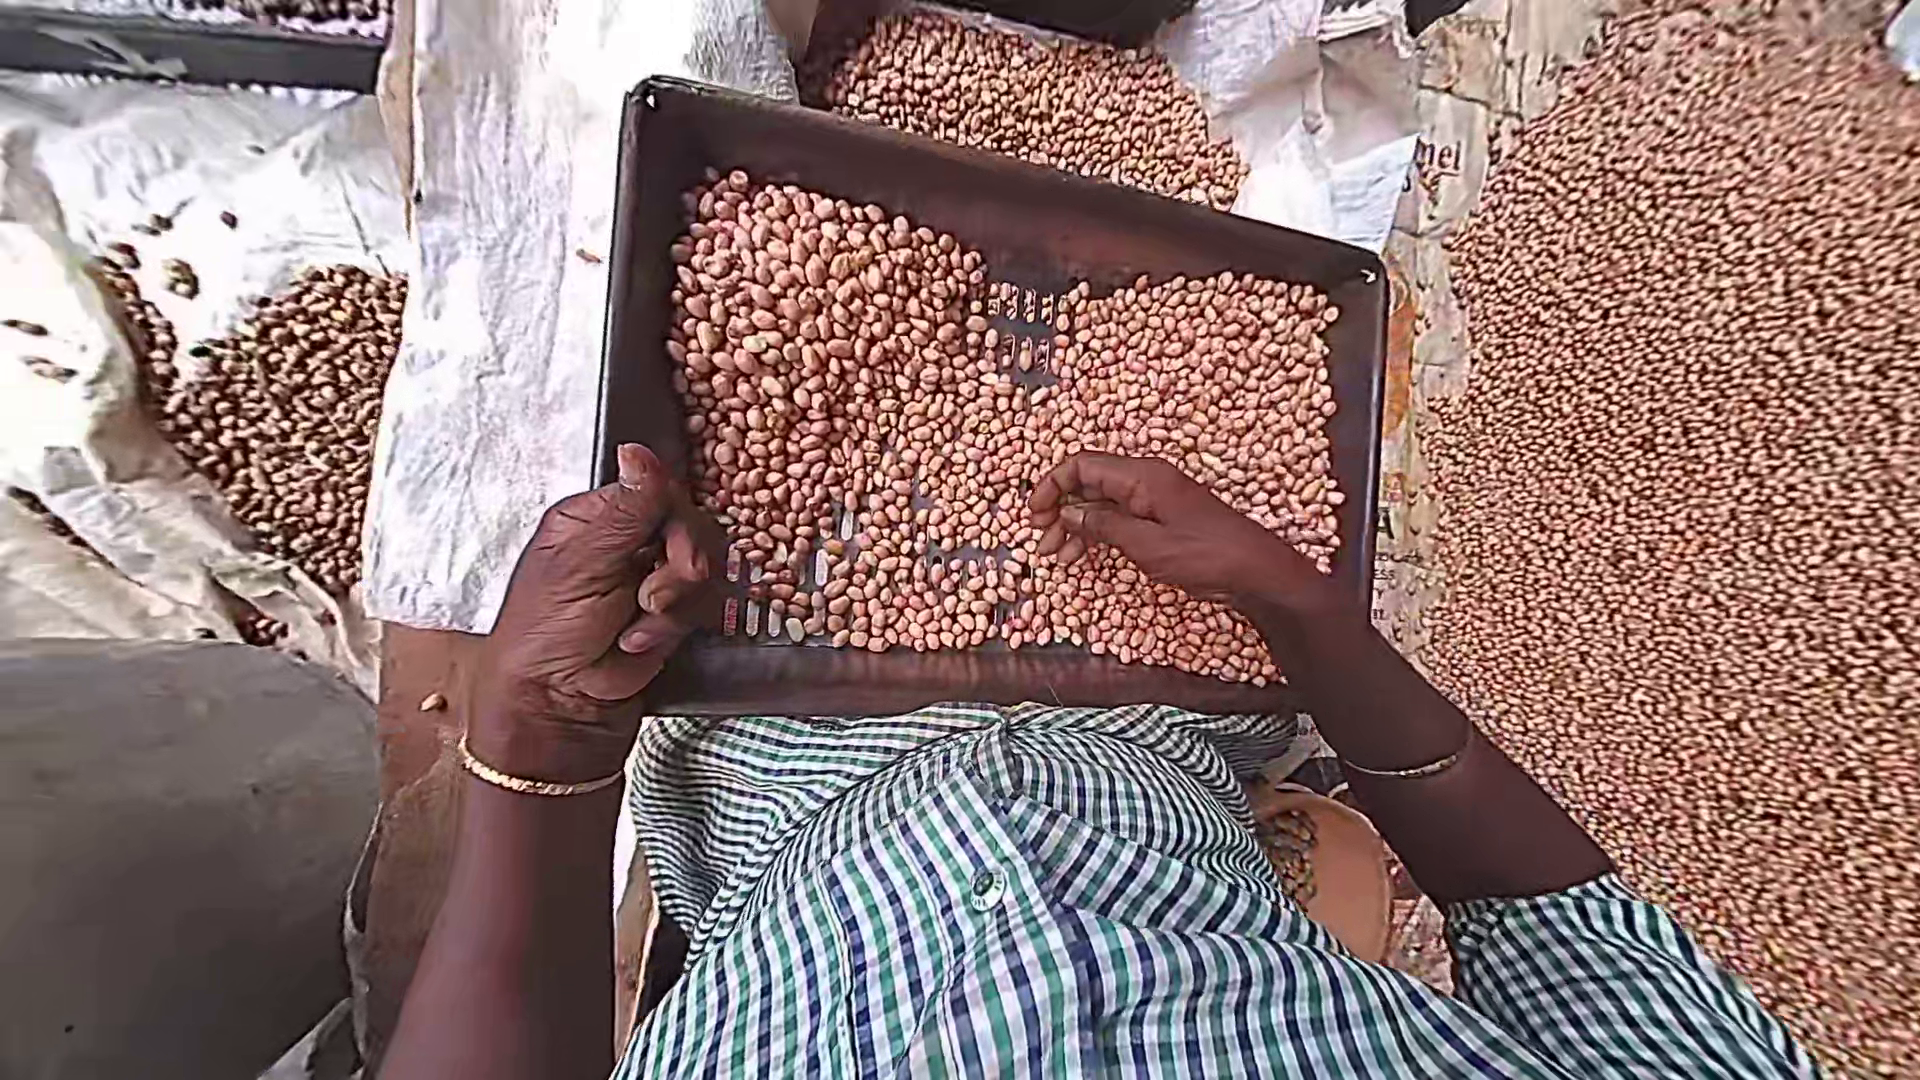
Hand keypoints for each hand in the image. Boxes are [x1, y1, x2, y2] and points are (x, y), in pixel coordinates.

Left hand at [471, 443, 716, 782]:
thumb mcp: (583, 564)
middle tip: (654, 597)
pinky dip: (673, 626)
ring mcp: (654, 575)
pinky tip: (640, 641)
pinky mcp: (673, 609)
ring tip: (637, 625)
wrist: (560, 703)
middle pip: (692, 529)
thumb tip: (637, 450)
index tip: (673, 548)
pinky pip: (701, 603)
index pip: (661, 494)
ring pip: (703, 568)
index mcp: (599, 517)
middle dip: (680, 567)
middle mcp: (631, 541)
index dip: (677, 519)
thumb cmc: (549, 630)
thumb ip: (624, 511)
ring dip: (675, 603)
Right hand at [1028, 452, 1335, 614]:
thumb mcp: (1145, 544)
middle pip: (1086, 484)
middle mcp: (1143, 480)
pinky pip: (1116, 519)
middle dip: (1058, 510)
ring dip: (1073, 526)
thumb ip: (1102, 526)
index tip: (1034, 514)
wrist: (1257, 572)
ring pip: (1098, 504)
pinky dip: (1095, 535)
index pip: (1081, 465)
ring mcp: (1151, 499)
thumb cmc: (1205, 555)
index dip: (1051, 486)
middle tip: (1041, 540)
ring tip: (1055, 555)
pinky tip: (1080, 555)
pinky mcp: (1158, 519)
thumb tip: (1067, 515)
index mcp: (1141, 475)